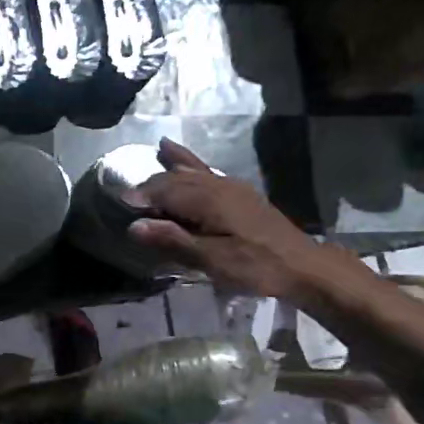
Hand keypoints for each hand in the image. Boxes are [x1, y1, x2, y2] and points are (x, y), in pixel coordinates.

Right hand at [127, 139, 327, 298]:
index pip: (165, 191)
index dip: (142, 196)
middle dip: (153, 184)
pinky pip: (207, 171)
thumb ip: (173, 240)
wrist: (303, 266)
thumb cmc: (256, 266)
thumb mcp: (212, 260)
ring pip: (193, 170)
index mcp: (209, 200)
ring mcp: (231, 186)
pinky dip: (191, 161)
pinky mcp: (240, 193)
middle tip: (132, 197)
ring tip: (155, 156)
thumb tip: (134, 226)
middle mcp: (218, 185)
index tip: (121, 203)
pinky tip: (182, 157)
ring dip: (171, 168)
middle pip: (177, 178)